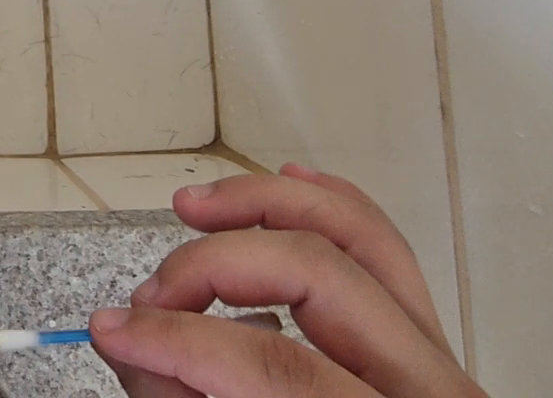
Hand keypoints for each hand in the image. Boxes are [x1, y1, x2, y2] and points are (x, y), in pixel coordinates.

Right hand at [89, 165, 488, 397]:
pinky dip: (325, 201)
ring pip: (356, 232)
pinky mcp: (426, 341)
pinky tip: (283, 177)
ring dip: (261, 204)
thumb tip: (127, 339)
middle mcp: (438, 392)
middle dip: (211, 267)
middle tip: (150, 294)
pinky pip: (383, 245)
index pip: (277, 369)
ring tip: (188, 206)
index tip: (110, 330)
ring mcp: (442, 359)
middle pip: (315, 273)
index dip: (180, 341)